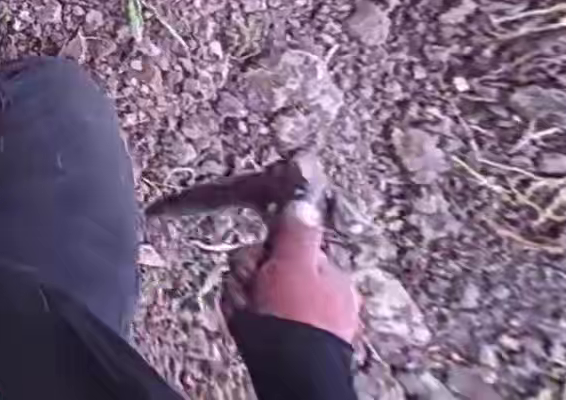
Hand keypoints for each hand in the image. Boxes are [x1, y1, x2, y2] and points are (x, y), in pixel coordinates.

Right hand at [221, 199, 359, 343]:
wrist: (286, 366)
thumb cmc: (299, 316)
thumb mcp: (297, 264)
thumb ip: (298, 231)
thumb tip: (304, 201)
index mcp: (327, 276)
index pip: (287, 241)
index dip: (270, 244)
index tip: (265, 251)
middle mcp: (309, 291)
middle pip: (262, 256)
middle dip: (248, 265)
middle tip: (253, 277)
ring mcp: (289, 309)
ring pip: (247, 276)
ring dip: (240, 285)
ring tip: (248, 300)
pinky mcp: (269, 324)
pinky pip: (241, 298)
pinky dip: (237, 303)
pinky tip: (245, 313)